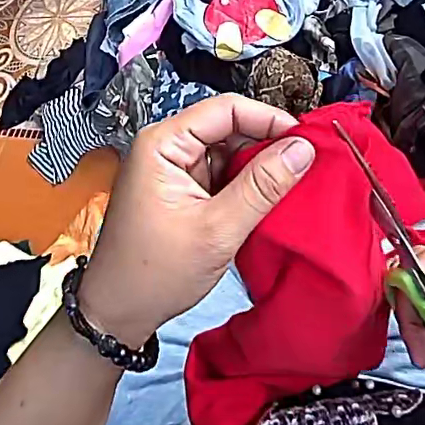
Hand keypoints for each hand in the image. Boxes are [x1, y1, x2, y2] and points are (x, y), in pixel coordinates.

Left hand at [80, 95, 313, 346]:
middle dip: (268, 143)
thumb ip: (262, 186)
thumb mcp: (217, 229)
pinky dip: (249, 183)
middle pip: (230, 126)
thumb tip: (302, 149)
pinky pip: (225, 172)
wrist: (119, 314)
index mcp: (163, 144)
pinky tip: (270, 197)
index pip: (226, 110)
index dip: (269, 119)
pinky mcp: (185, 188)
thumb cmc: (153, 273)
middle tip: (305, 163)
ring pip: (231, 150)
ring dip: (260, 165)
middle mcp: (167, 147)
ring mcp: (176, 168)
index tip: (304, 139)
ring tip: (292, 182)